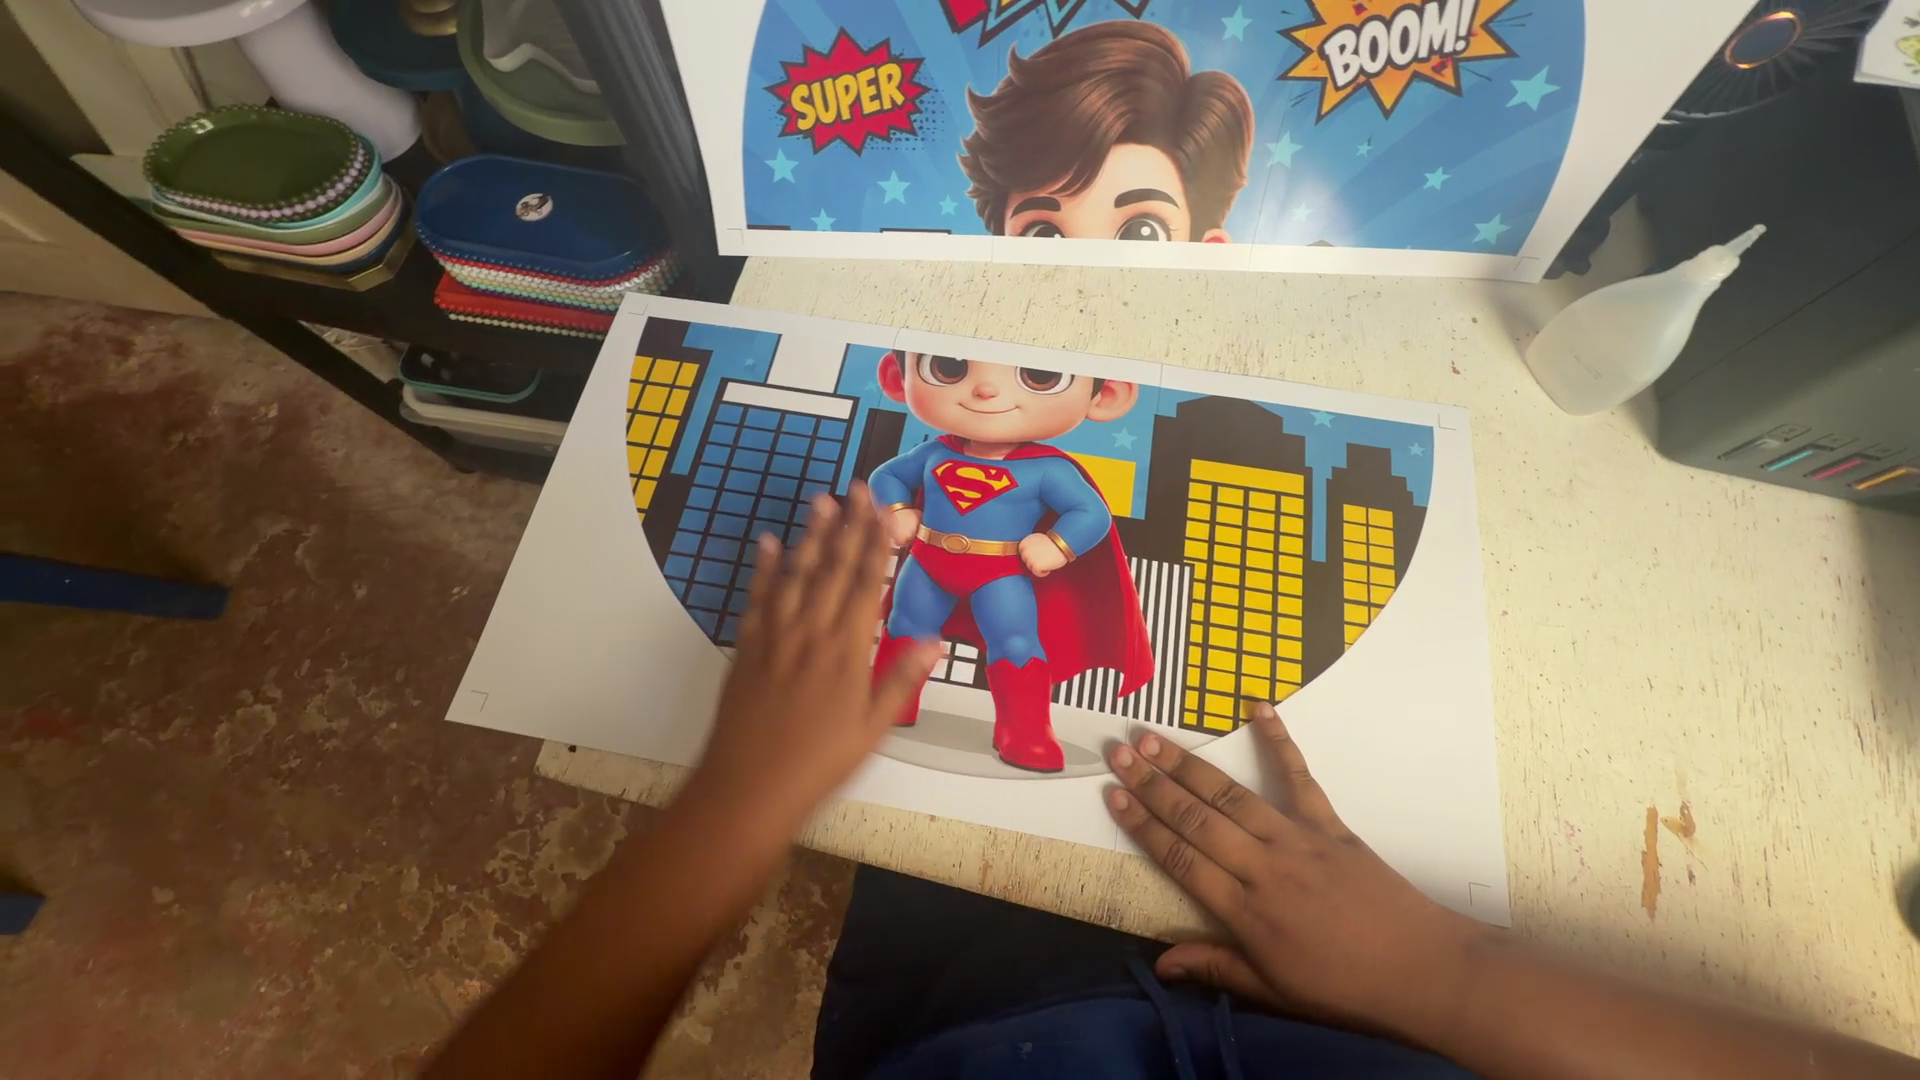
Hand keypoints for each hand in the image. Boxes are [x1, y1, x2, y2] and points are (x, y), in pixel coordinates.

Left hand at [692, 485, 938, 826]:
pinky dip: (764, 569)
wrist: (748, 788)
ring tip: (822, 501)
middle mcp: (812, 634)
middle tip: (856, 489)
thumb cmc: (820, 763)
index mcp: (847, 652)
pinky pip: (758, 599)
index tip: (882, 511)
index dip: (875, 544)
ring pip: (796, 575)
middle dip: (848, 526)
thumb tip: (934, 639)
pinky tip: (769, 543)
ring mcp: (776, 637)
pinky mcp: (747, 648)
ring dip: (811, 537)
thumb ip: (901, 679)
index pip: (865, 585)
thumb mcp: (873, 728)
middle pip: (833, 570)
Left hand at [1018, 532, 1068, 576]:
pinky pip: (1036, 573)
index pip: (1022, 553)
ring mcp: (1029, 559)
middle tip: (1044, 560)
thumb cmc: (1054, 542)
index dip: (1031, 555)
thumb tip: (1028, 554)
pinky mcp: (1035, 566)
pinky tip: (1048, 569)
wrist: (1063, 544)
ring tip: (1047, 563)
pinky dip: (1042, 573)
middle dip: (1034, 561)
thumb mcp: (1038, 539)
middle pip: (1026, 561)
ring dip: (1038, 567)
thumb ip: (1031, 546)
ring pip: (1030, 568)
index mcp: (1024, 542)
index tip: (1038, 556)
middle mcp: (1025, 550)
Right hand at [1105, 703, 1491, 1036]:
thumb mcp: (1274, 992)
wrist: (1426, 973)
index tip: (1114, 795)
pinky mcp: (1328, 824)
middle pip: (1195, 818)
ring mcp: (1296, 840)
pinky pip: (1299, 777)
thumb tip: (1158, 962)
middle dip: (1152, 784)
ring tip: (1153, 740)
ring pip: (1230, 796)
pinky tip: (1260, 709)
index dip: (1143, 825)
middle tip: (1120, 752)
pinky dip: (1279, 742)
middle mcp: (1263, 868)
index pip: (1181, 858)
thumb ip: (1215, 967)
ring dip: (1188, 765)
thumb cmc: (1345, 989)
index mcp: (1247, 911)